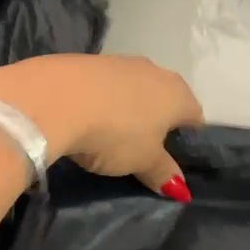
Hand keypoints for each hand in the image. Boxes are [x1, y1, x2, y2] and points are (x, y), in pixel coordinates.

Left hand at [0, 54, 204, 196]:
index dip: (187, 139)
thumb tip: (181, 189)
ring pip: (135, 89)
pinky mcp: (89, 60)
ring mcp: (122, 61)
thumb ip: (163, 172)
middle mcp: (156, 71)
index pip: (195, 117)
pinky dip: (101, 99)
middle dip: (157, 121)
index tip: (170, 159)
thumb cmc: (114, 133)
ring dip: (128, 108)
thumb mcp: (142, 161)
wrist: (54, 98)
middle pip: (165, 99)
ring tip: (110, 134)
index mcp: (178, 94)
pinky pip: (106, 84)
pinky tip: (86, 117)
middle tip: (141, 149)